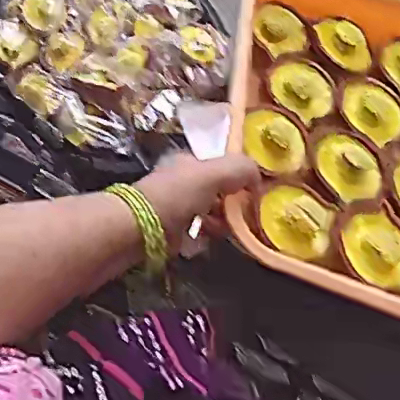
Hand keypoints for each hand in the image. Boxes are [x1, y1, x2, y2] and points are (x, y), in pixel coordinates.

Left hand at [134, 152, 260, 233]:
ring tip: (227, 229)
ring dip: (223, 222)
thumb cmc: (177, 194)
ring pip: (211, 212)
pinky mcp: (174, 229)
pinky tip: (210, 238)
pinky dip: (209, 234)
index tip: (252, 194)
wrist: (141, 227)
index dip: (239, 178)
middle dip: (233, 204)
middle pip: (218, 191)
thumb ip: (241, 168)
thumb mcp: (214, 172)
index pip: (221, 165)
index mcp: (188, 161)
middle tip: (243, 217)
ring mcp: (177, 204)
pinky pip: (200, 230)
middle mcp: (182, 180)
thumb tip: (258, 177)